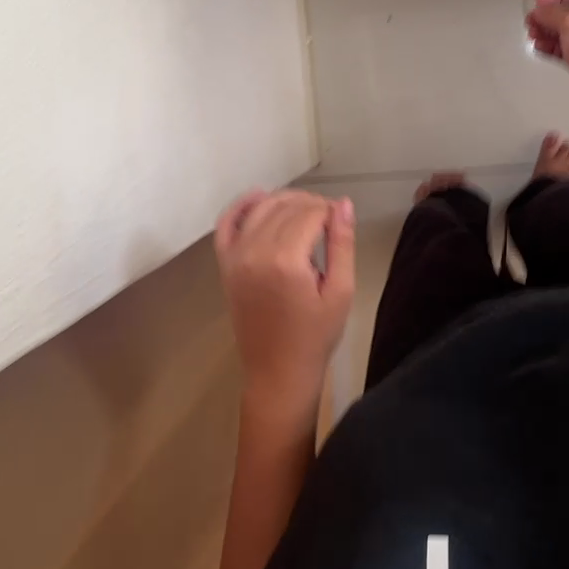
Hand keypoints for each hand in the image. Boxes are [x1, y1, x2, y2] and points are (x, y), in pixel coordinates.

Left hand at [215, 190, 355, 405]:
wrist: (278, 371)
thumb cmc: (316, 336)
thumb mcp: (341, 291)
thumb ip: (342, 244)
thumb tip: (343, 204)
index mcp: (286, 260)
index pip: (310, 213)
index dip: (330, 211)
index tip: (342, 223)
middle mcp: (255, 252)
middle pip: (285, 206)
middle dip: (311, 204)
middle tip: (330, 221)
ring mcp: (235, 257)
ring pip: (260, 208)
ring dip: (284, 201)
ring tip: (306, 213)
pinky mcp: (225, 265)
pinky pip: (227, 224)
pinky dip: (242, 206)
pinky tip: (259, 198)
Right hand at [526, 0, 568, 116]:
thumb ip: (550, 12)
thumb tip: (539, 10)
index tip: (538, 1)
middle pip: (567, 12)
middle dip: (547, 15)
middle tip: (530, 22)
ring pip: (562, 32)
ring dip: (545, 31)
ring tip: (532, 36)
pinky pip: (562, 49)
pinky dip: (549, 47)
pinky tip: (538, 48)